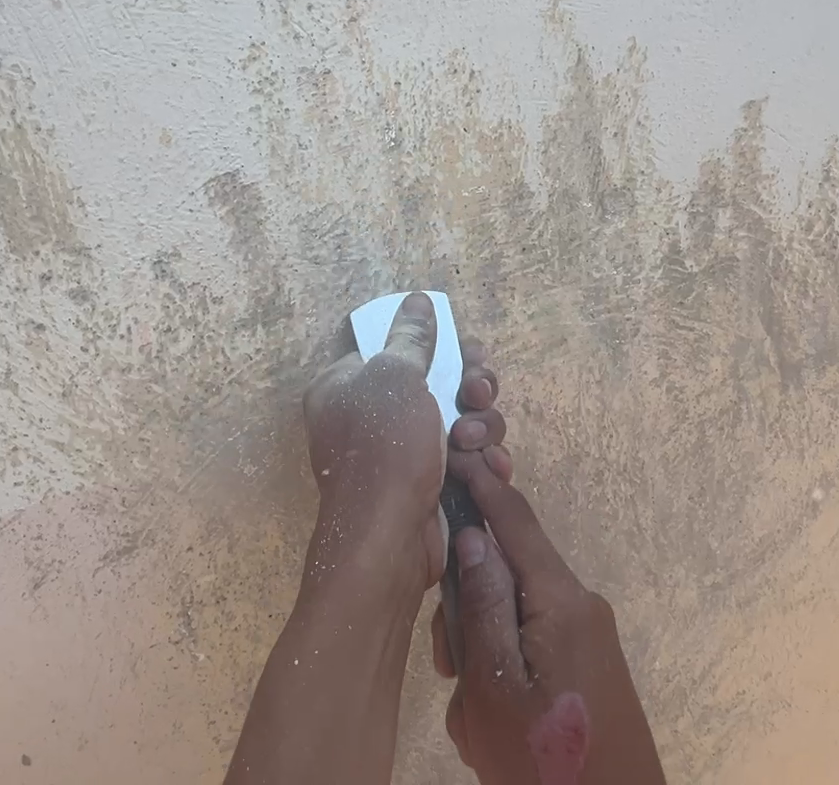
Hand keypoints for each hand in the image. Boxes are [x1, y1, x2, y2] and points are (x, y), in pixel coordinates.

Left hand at [301, 293, 508, 588]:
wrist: (390, 538)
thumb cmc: (384, 448)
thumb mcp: (395, 377)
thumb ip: (411, 337)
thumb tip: (417, 299)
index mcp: (349, 384)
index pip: (398, 347)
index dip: (437, 344)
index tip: (468, 351)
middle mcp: (374, 414)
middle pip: (439, 380)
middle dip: (469, 387)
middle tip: (477, 393)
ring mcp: (404, 449)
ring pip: (460, 417)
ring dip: (478, 425)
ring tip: (473, 443)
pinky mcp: (431, 480)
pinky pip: (466, 455)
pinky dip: (482, 458)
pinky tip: (488, 467)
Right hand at [430, 451, 666, 784]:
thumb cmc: (546, 764)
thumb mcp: (496, 686)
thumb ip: (482, 604)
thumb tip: (473, 536)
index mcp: (560, 600)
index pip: (514, 520)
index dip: (480, 484)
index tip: (452, 451)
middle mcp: (579, 606)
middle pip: (506, 573)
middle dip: (467, 609)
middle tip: (447, 667)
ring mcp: (586, 637)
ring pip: (512, 614)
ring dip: (482, 650)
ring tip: (476, 716)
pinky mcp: (586, 667)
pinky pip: (530, 645)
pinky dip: (503, 670)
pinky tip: (495, 722)